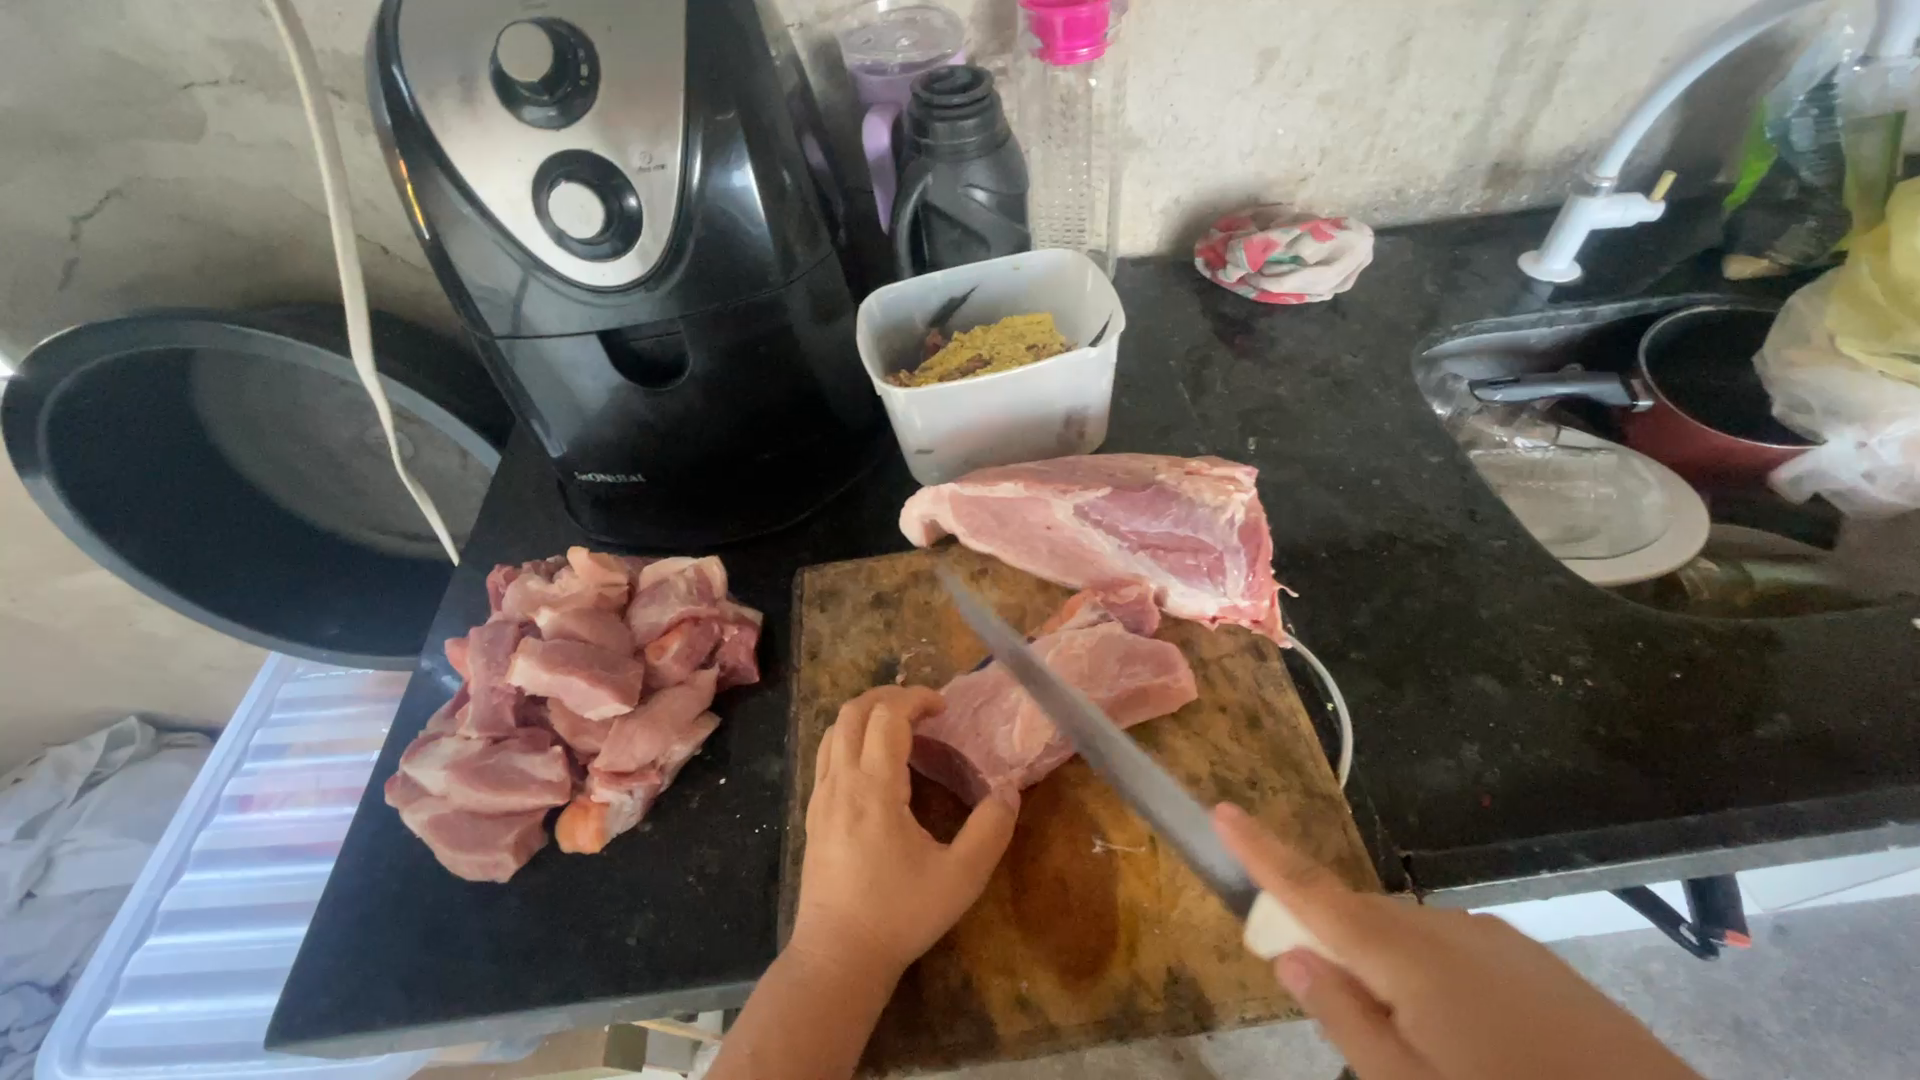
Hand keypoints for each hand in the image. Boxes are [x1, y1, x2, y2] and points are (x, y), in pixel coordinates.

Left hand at [792, 686, 1019, 980]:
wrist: (838, 956)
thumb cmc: (900, 915)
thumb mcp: (961, 878)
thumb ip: (991, 830)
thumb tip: (1010, 790)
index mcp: (874, 789)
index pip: (887, 716)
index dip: (916, 699)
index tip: (945, 708)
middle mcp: (841, 782)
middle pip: (853, 711)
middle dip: (890, 696)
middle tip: (924, 709)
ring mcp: (821, 797)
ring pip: (834, 730)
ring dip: (867, 714)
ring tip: (901, 727)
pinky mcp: (813, 814)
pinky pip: (827, 755)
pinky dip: (851, 737)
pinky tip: (876, 762)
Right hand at [1213, 803, 1702, 1079]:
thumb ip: (1347, 1021)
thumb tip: (1293, 955)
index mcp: (1409, 959)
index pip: (1313, 891)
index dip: (1261, 851)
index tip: (1222, 808)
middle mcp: (1448, 930)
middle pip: (1357, 915)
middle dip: (1328, 939)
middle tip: (1327, 1001)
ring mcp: (1499, 942)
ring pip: (1406, 934)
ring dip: (1381, 964)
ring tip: (1407, 1042)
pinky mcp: (1539, 964)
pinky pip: (1452, 950)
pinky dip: (1427, 973)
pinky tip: (1464, 1039)